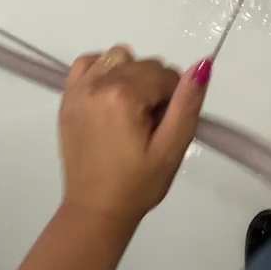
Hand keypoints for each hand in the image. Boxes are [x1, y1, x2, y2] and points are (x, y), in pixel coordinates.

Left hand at [57, 44, 208, 226]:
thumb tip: (202, 64)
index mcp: (123, 96)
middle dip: (154, 89)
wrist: (95, 212)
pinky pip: (88, 62)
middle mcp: (97, 85)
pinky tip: (110, 94)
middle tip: (149, 126)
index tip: (163, 127)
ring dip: (132, 76)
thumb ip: (188, 103)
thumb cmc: (137, 184)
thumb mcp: (171, 148)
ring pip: (120, 57)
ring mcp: (79, 90)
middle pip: (144, 64)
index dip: (172, 99)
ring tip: (131, 111)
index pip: (165, 74)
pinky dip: (103, 69)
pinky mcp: (68, 98)